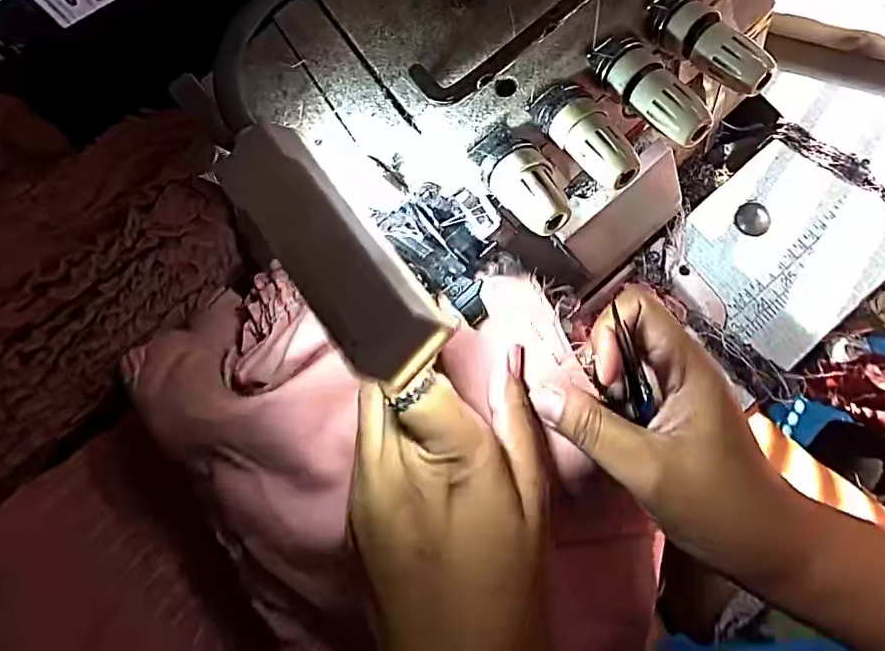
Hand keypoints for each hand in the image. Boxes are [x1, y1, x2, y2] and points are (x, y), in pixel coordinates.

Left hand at [350, 346, 549, 650]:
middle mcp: (384, 471)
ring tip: (436, 378)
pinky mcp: (354, 514)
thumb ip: (517, 418)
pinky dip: (391, 419)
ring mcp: (361, 495)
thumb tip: (510, 357)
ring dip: (396, 383)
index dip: (421, 330)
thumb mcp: (530, 497)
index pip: (409, 370)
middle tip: (442, 338)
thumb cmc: (509, 580)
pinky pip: (368, 442)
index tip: (439, 304)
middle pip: (379, 382)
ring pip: (369, 408)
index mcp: (439, 460)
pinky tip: (422, 429)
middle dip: (408, 352)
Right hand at [527, 285, 807, 584]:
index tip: (604, 380)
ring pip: (627, 361)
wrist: (765, 542)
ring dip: (605, 389)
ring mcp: (680, 386)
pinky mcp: (674, 409)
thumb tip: (543, 394)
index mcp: (686, 362)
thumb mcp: (646, 468)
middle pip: (626, 330)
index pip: (637, 305)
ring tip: (606, 427)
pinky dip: (616, 407)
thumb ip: (592, 429)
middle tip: (595, 406)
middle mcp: (683, 364)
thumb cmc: (719, 506)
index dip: (609, 331)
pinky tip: (617, 439)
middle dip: (600, 363)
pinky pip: (634, 388)